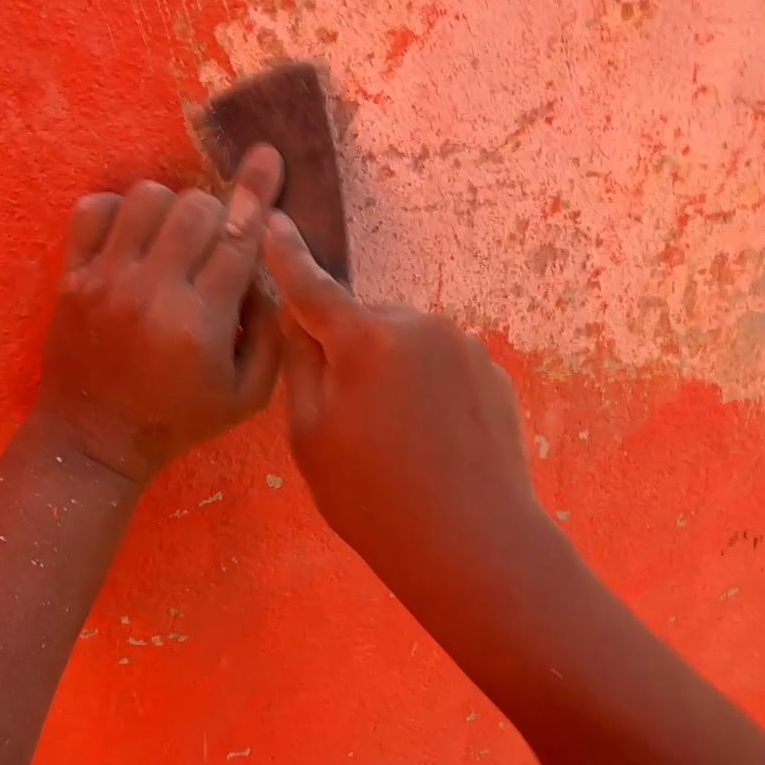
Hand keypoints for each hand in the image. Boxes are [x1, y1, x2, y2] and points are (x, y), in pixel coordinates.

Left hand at [35, 147, 285, 483]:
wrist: (94, 440)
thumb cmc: (177, 419)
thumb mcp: (246, 397)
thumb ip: (270, 335)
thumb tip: (265, 276)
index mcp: (200, 320)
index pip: (238, 237)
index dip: (257, 192)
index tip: (267, 156)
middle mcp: (152, 290)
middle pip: (194, 207)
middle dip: (214, 213)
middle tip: (210, 242)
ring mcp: (105, 280)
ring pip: (145, 197)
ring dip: (168, 208)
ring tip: (168, 239)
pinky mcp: (71, 278)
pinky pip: (91, 210)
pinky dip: (115, 210)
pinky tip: (128, 237)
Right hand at [262, 212, 542, 557]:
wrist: (475, 545)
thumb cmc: (373, 498)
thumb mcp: (309, 436)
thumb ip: (300, 366)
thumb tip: (301, 321)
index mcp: (367, 339)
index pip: (313, 286)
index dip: (287, 254)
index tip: (274, 220)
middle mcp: (419, 324)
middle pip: (361, 323)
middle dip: (347, 351)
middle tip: (348, 418)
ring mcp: (463, 346)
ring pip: (402, 342)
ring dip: (387, 369)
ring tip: (396, 437)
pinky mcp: (491, 370)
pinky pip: (438, 362)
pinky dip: (424, 385)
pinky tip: (432, 438)